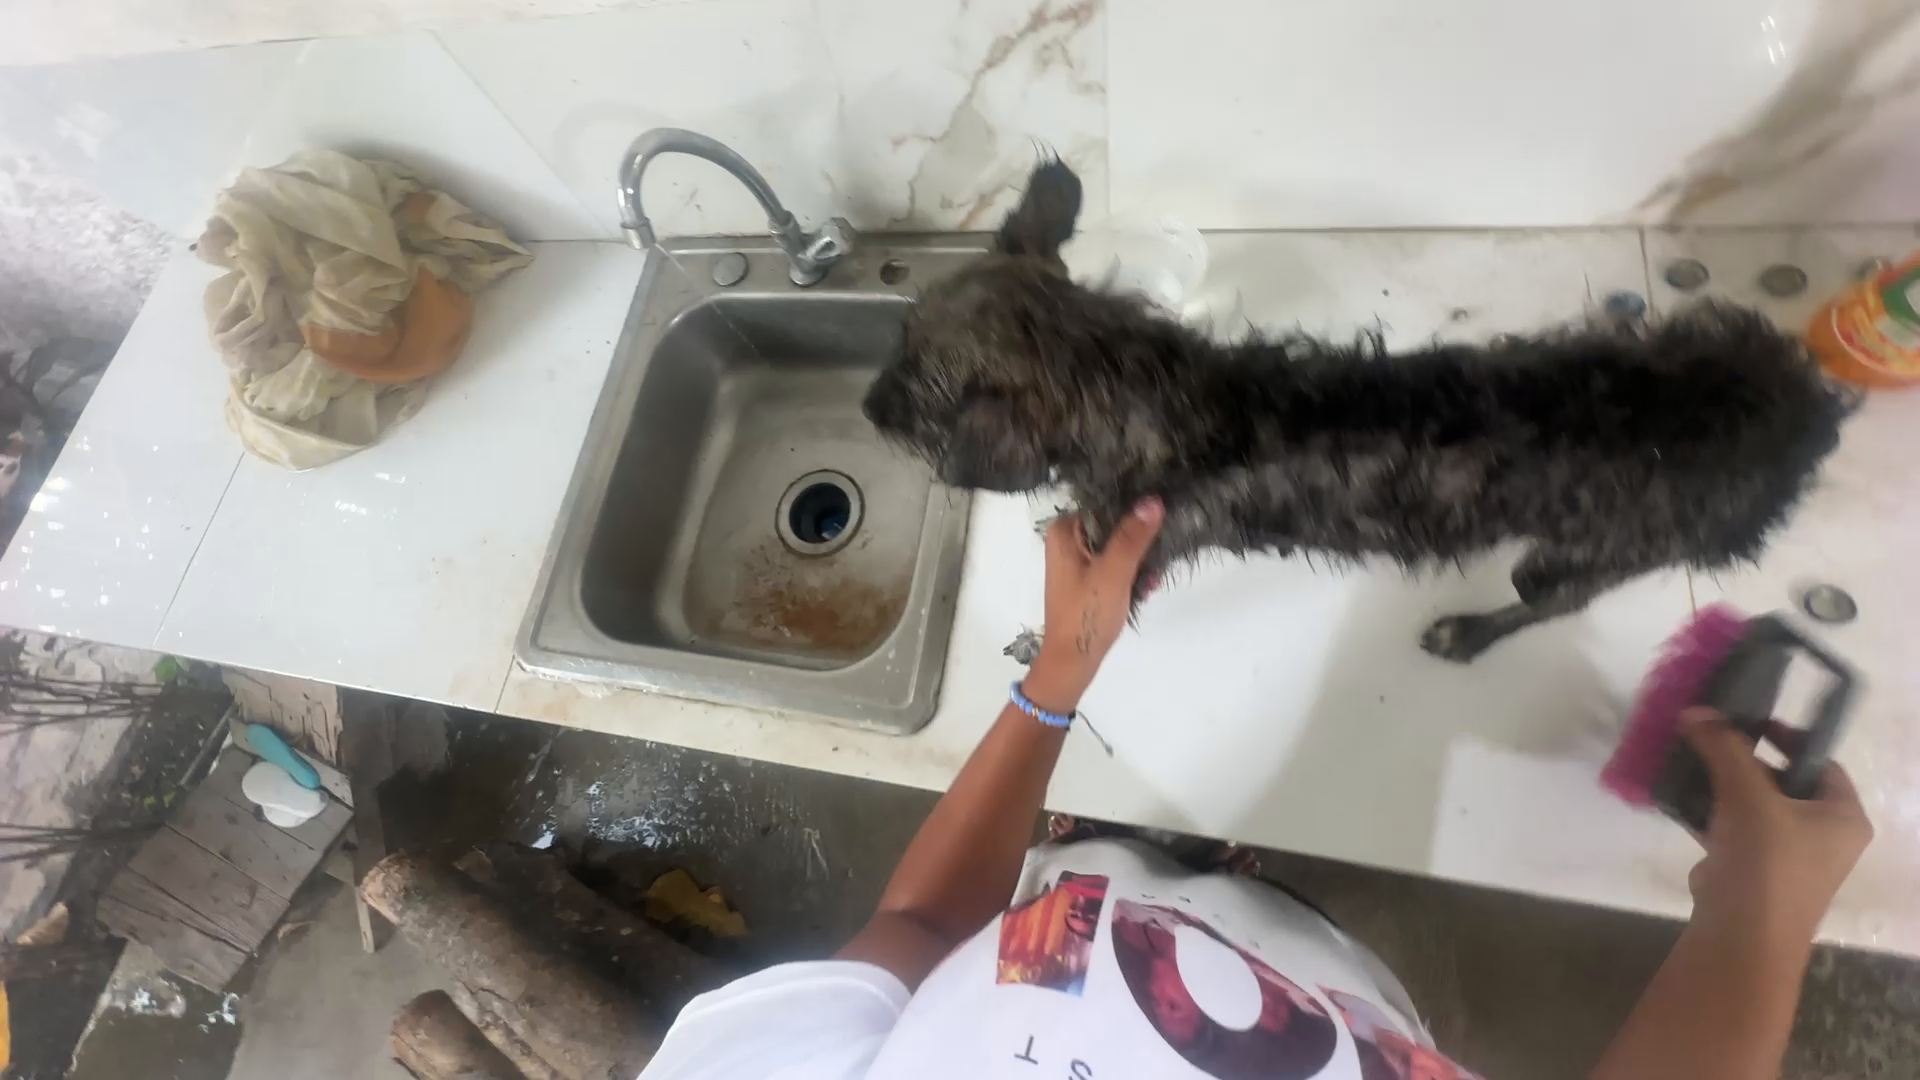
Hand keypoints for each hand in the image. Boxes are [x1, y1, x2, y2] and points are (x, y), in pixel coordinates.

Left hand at [1023, 499, 1165, 712]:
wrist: (1072, 661)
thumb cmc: (1086, 614)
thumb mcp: (1113, 572)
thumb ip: (1132, 536)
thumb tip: (1152, 500)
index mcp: (1064, 531)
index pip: (1105, 504)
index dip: (1133, 511)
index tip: (1159, 522)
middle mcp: (1067, 541)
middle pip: (1114, 526)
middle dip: (1139, 544)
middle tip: (1154, 563)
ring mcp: (1077, 562)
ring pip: (1119, 548)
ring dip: (1139, 563)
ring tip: (1150, 581)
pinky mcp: (1088, 580)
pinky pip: (1115, 566)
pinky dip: (1130, 577)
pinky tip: (1143, 590)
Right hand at [1680, 708, 1872, 945]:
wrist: (1745, 923)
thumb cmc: (1767, 857)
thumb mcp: (1747, 794)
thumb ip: (1723, 749)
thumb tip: (1696, 710)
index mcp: (1840, 815)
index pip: (1820, 763)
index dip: (1786, 737)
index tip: (1744, 720)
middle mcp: (1819, 830)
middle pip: (1777, 779)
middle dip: (1736, 757)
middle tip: (1699, 737)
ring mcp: (1783, 847)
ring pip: (1746, 799)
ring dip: (1712, 779)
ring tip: (1678, 759)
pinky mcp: (1747, 858)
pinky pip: (1724, 820)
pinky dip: (1700, 804)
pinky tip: (1670, 792)